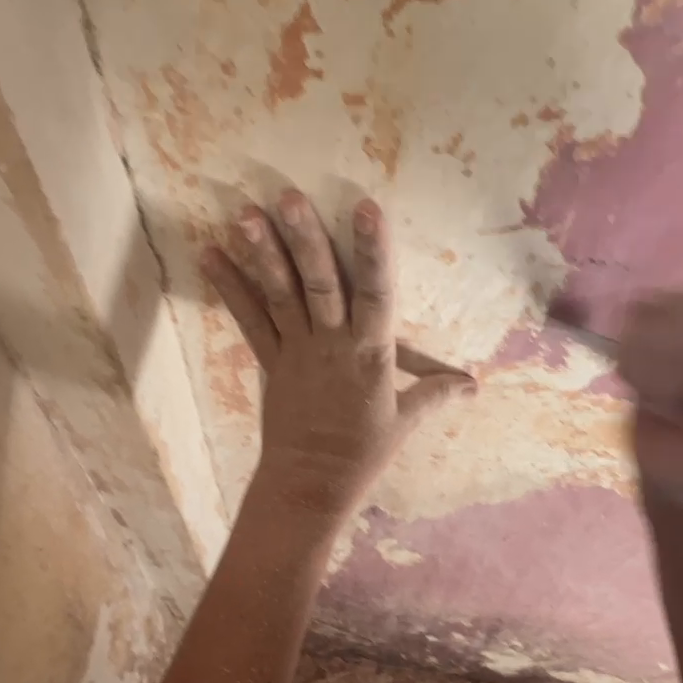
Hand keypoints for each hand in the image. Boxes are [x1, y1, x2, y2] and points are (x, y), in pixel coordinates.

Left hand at [203, 190, 475, 520]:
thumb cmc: (362, 454)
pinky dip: (229, 287)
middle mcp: (331, 345)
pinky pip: (249, 320)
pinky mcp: (270, 362)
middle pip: (320, 286)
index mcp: (370, 355)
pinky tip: (209, 253)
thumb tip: (474, 385)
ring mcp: (296, 352)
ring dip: (262, 254)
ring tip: (243, 214)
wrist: (310, 484)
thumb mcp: (405, 422)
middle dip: (306, 241)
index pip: (378, 294)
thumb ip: (435, 394)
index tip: (368, 209)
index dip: (373, 252)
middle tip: (289, 198)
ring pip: (280, 296)